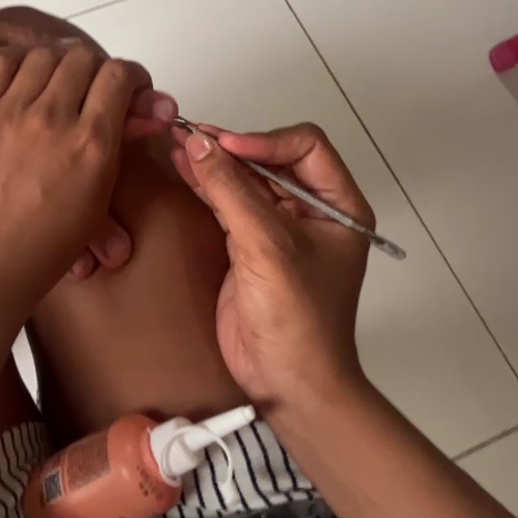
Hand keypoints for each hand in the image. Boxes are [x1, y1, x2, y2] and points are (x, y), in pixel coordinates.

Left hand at [0, 45, 146, 316]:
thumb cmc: (47, 244)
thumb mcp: (98, 196)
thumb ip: (123, 145)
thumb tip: (153, 110)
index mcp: (91, 143)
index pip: (118, 76)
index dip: (130, 75)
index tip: (129, 86)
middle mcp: (52, 118)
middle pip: (83, 58)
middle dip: (96, 69)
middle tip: (92, 87)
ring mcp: (10, 111)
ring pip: (44, 54)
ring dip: (58, 61)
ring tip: (58, 80)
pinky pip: (0, 63)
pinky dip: (17, 61)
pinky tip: (23, 76)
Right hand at [172, 123, 373, 404]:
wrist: (288, 383)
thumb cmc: (298, 318)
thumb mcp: (266, 245)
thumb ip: (231, 190)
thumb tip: (197, 142)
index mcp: (338, 205)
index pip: (304, 146)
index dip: (264, 141)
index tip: (226, 146)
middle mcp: (310, 211)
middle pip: (270, 159)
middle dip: (233, 147)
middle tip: (193, 134)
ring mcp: (278, 228)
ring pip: (245, 179)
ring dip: (215, 163)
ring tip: (179, 144)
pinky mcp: (248, 246)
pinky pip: (227, 203)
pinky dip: (206, 185)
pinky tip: (184, 169)